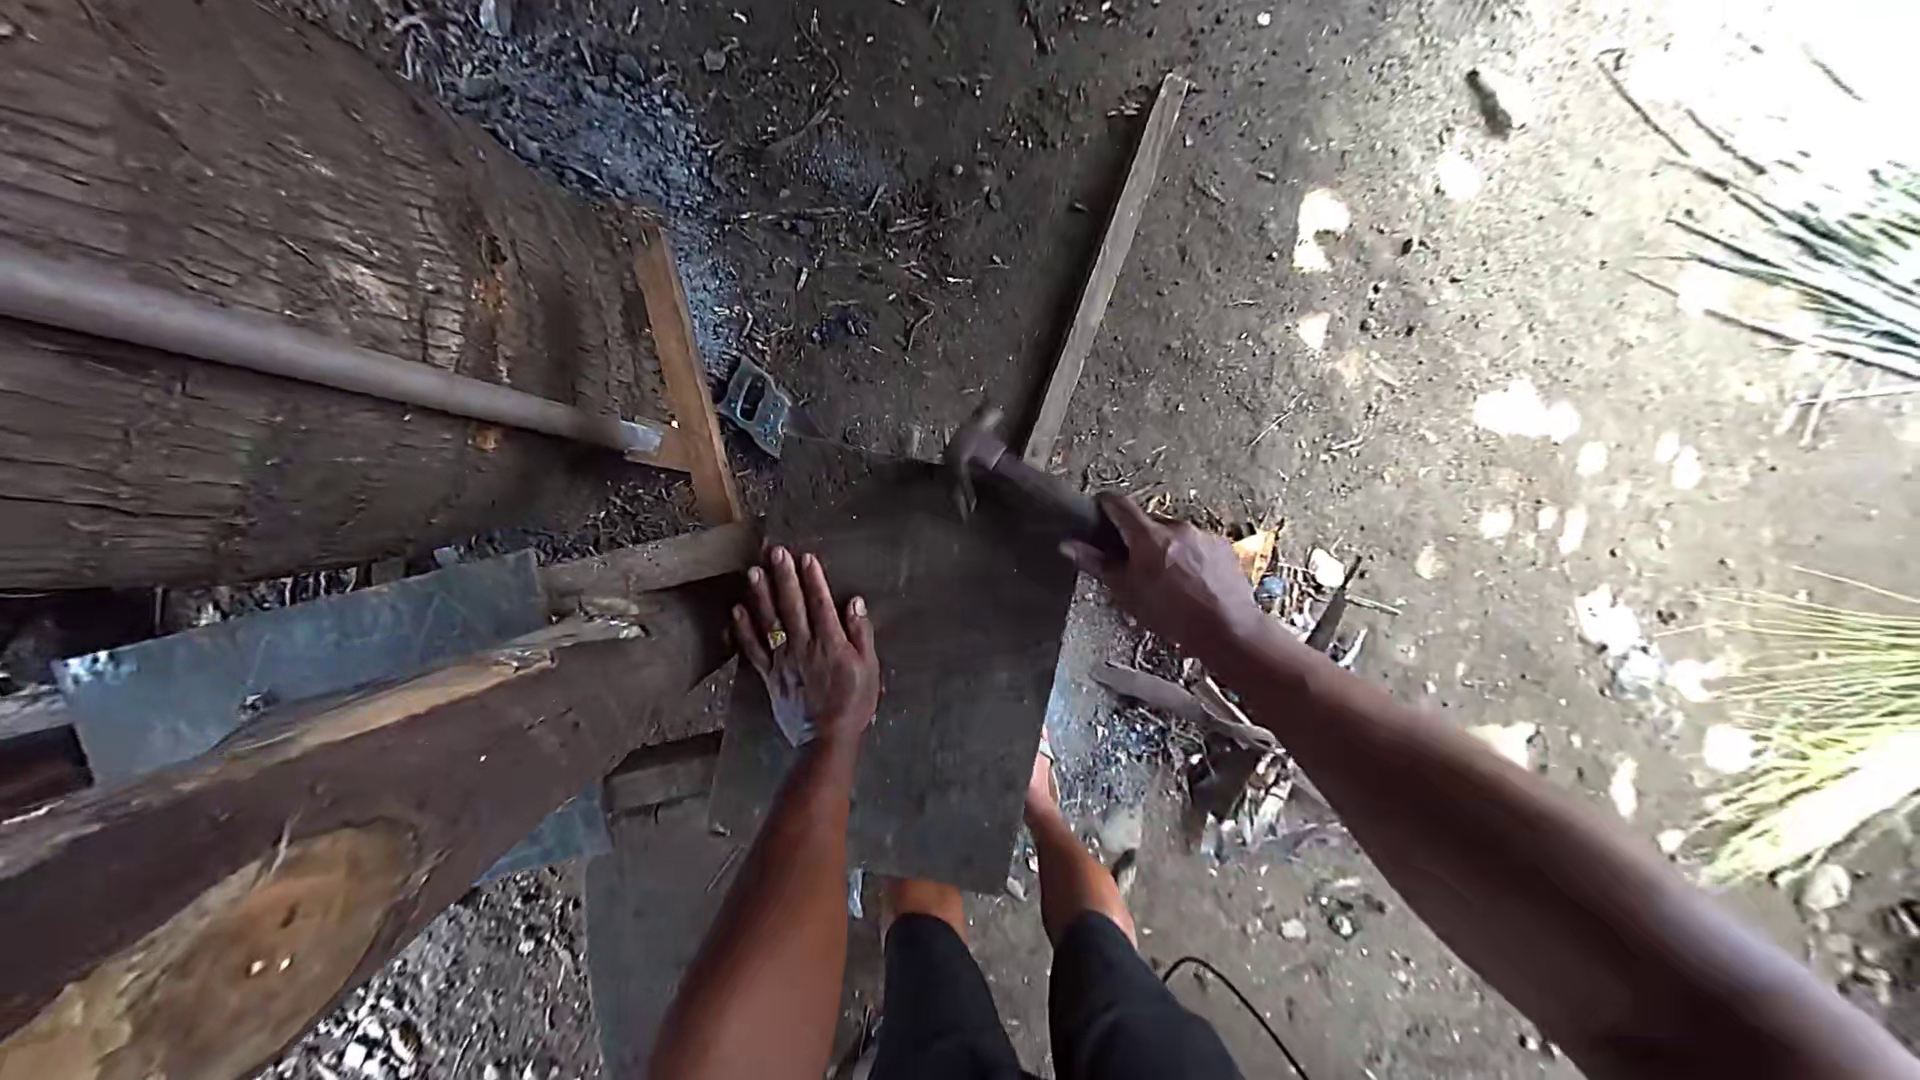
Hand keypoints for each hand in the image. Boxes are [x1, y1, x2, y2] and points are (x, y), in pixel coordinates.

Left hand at [732, 546, 880, 747]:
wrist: (826, 738)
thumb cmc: (853, 703)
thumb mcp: (869, 668)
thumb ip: (860, 634)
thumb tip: (854, 603)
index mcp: (830, 642)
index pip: (820, 603)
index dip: (813, 578)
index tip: (806, 557)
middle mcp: (803, 646)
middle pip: (791, 605)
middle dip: (784, 576)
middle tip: (775, 552)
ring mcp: (783, 660)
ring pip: (769, 621)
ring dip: (761, 595)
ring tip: (753, 571)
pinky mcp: (770, 675)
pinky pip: (753, 649)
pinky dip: (743, 629)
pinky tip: (737, 610)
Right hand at [1060, 494, 1264, 650]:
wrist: (1227, 630)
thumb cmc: (1174, 616)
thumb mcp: (1126, 592)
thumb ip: (1097, 563)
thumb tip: (1068, 545)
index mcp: (1148, 536)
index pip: (1119, 504)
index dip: (1106, 505)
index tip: (1100, 511)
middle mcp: (1177, 528)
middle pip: (1148, 522)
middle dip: (1139, 538)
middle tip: (1135, 565)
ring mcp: (1203, 535)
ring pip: (1174, 534)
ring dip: (1166, 548)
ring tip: (1167, 580)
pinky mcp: (1222, 546)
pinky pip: (1197, 543)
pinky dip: (1189, 556)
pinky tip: (1190, 582)